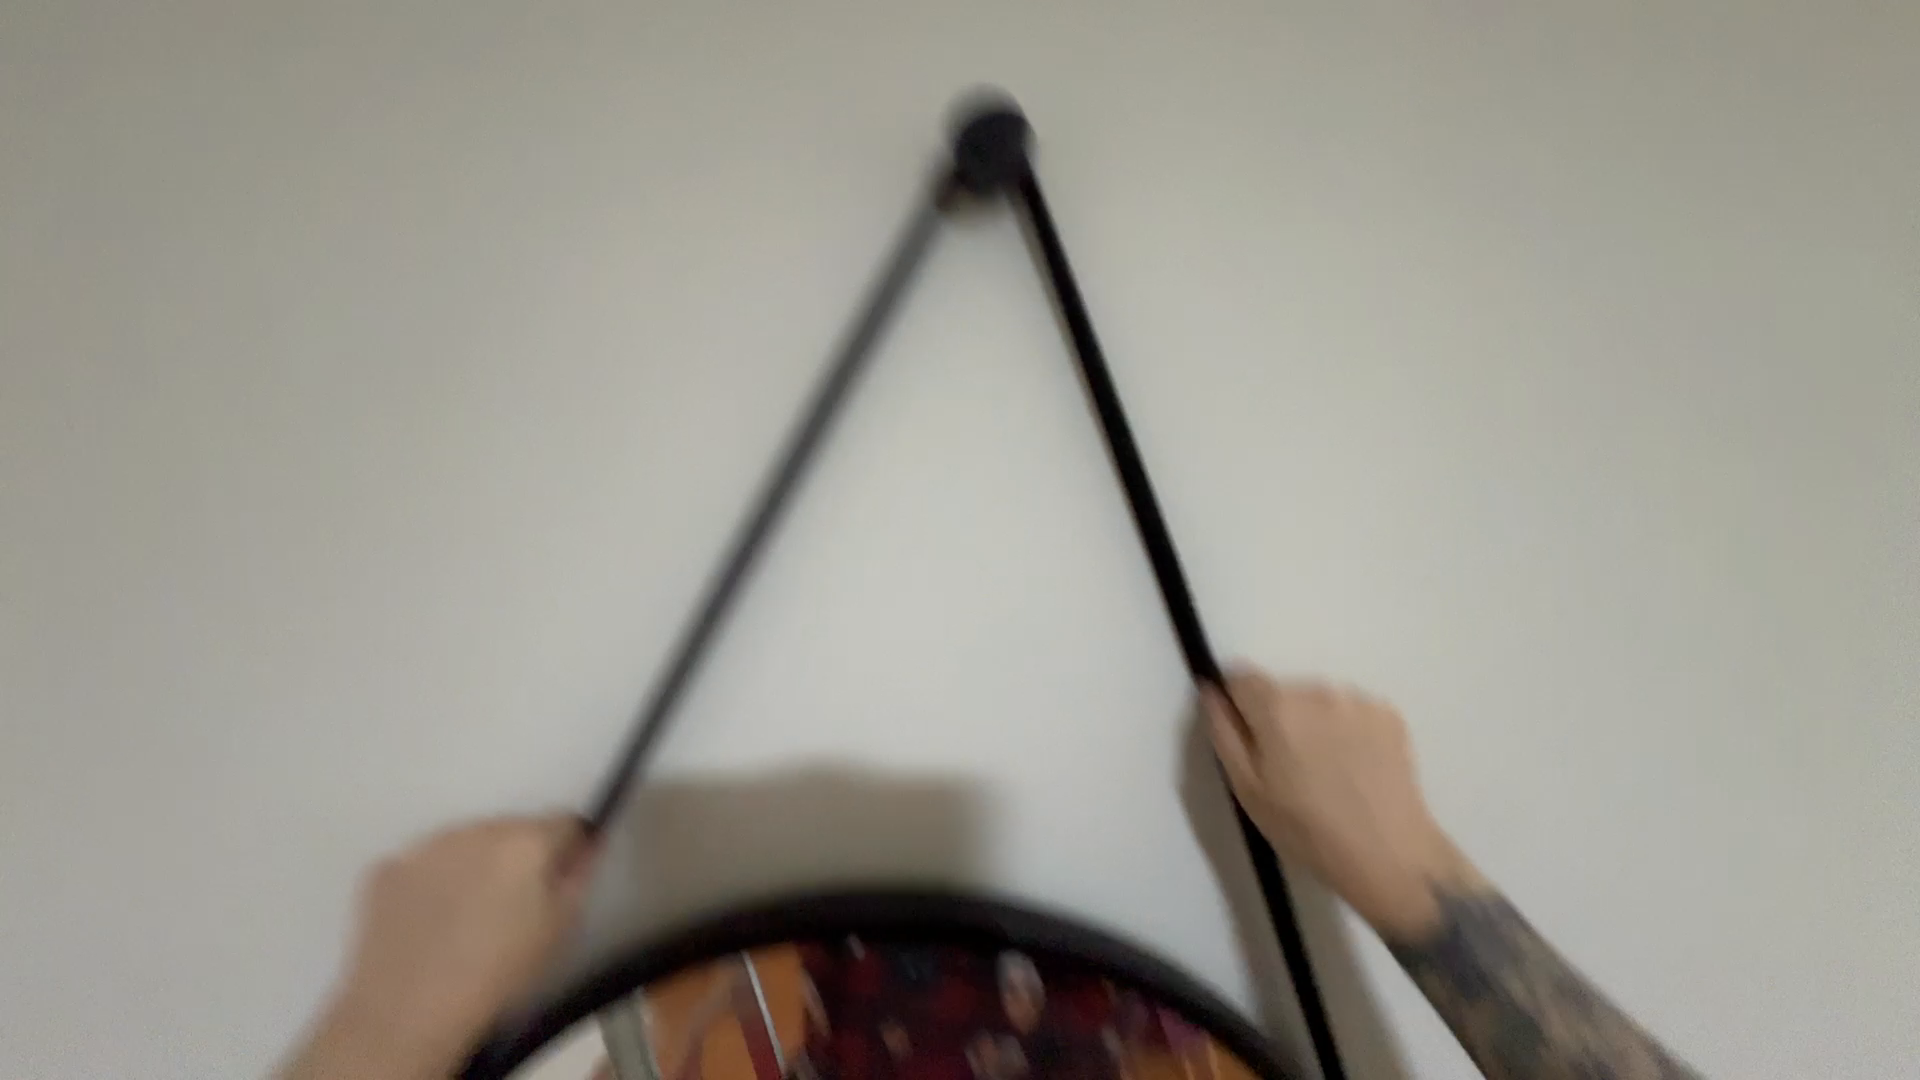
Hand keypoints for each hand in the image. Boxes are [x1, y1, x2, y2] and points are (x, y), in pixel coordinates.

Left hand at [284, 815, 598, 1079]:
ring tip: (467, 911)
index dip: (569, 849)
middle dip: (520, 855)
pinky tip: (428, 917)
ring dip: (476, 863)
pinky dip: (431, 881)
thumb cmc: (498, 972)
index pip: (566, 822)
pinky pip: (423, 864)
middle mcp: (479, 829)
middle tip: (513, 901)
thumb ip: (580, 876)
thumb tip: (585, 848)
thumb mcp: (561, 927)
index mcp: (527, 840)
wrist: (404, 1016)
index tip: (562, 877)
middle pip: (515, 829)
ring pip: (468, 842)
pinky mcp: (385, 870)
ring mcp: (426, 846)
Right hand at [1204, 669, 1473, 938]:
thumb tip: (1211, 690)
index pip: (1240, 676)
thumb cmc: (1305, 829)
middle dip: (1277, 718)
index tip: (1247, 738)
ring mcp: (1357, 699)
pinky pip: (1350, 710)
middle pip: (1280, 690)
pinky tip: (1354, 766)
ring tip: (1326, 769)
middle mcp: (1316, 690)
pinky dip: (1346, 729)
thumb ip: (1223, 731)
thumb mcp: (1246, 788)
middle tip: (1288, 766)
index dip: (1236, 704)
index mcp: (1276, 706)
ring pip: (1315, 700)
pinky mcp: (1388, 713)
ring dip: (1312, 722)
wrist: (1391, 858)